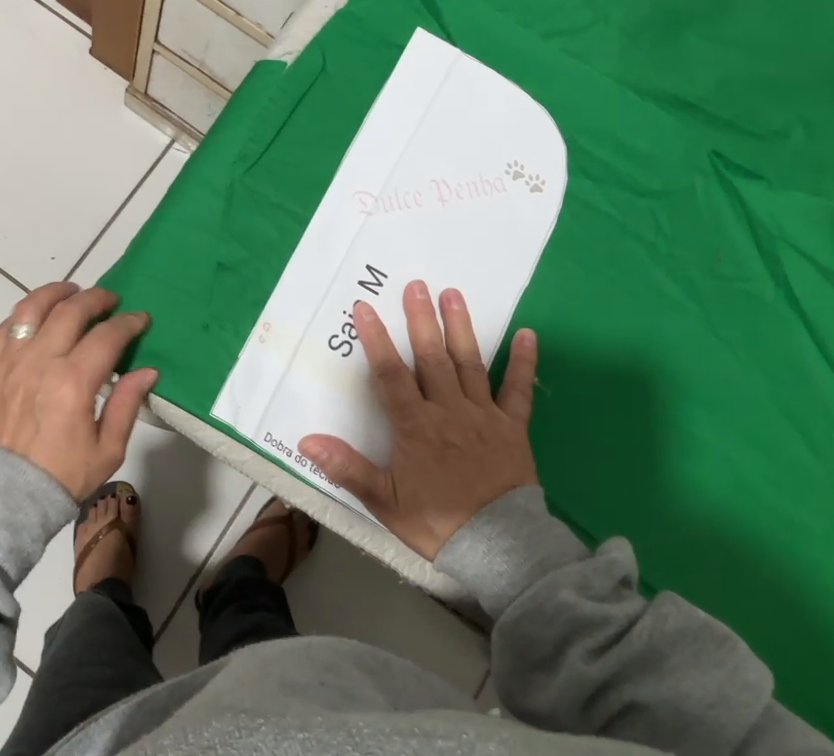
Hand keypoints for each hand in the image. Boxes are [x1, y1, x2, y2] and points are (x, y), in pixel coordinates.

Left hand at [0, 282, 158, 500]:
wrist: (6, 498)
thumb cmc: (62, 477)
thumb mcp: (107, 450)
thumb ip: (126, 405)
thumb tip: (146, 372)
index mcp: (73, 383)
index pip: (106, 337)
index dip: (128, 323)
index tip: (140, 319)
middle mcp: (40, 363)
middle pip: (69, 311)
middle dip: (95, 299)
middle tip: (111, 301)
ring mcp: (11, 363)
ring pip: (30, 309)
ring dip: (54, 293)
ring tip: (71, 292)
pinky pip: (4, 330)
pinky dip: (21, 316)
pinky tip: (35, 317)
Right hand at [299, 280, 538, 559]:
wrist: (500, 549)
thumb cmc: (436, 522)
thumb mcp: (384, 501)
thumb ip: (347, 468)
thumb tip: (306, 441)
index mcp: (416, 427)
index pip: (390, 375)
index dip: (376, 340)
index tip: (364, 308)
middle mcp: (449, 411)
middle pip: (431, 358)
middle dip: (420, 320)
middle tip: (415, 285)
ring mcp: (484, 416)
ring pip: (469, 364)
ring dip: (461, 327)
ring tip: (453, 294)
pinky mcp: (513, 428)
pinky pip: (519, 390)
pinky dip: (523, 362)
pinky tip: (528, 334)